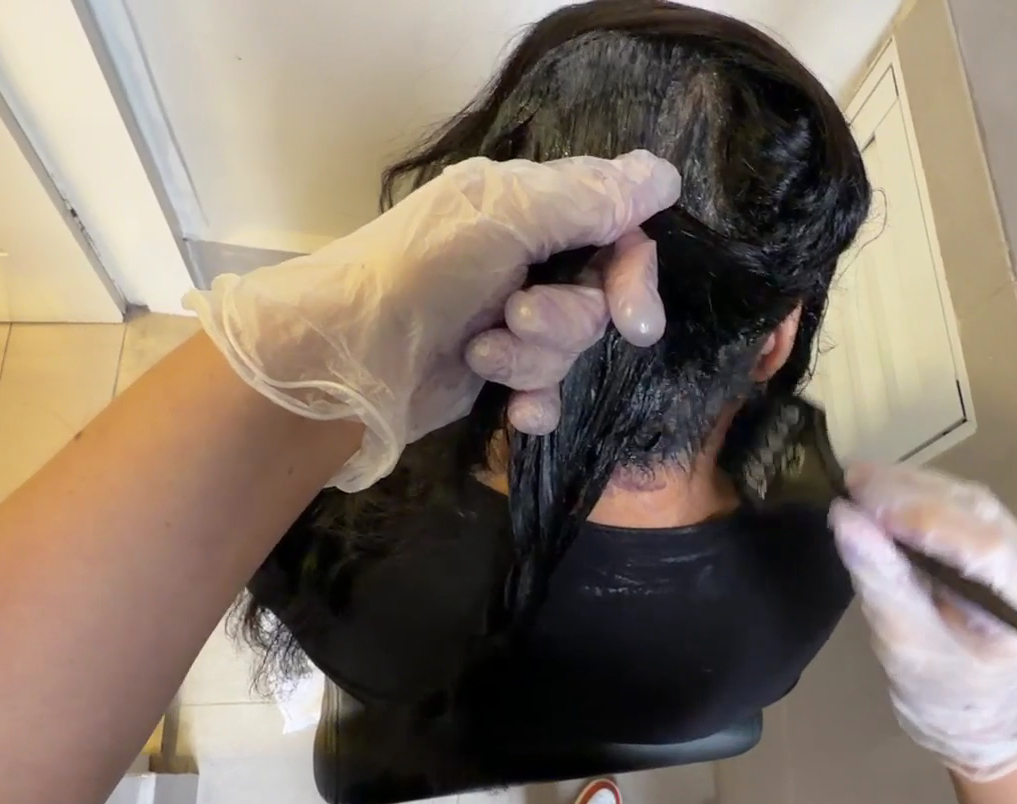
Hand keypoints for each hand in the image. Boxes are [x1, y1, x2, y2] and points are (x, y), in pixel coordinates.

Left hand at [188, 151, 680, 490]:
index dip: (634, 272)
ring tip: (481, 352)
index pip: (617, 229)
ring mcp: (515, 322)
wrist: (351, 358)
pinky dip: (535, 403)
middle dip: (565, 320)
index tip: (634, 319)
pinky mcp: (501, 374)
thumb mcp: (505, 217)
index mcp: (533, 208)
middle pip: (600, 298)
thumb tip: (664, 176)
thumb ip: (588, 199)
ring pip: (572, 348)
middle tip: (519, 317)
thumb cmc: (421, 271)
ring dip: (531, 357)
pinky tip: (515, 414)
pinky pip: (551, 393)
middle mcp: (530, 261)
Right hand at [828, 465, 1016, 780]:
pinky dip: (914, 496)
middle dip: (910, 492)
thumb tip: (844, 519)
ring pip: (967, 500)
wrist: (970, 717)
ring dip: (910, 486)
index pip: (984, 546)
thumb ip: (881, 583)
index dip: (924, 519)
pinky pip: (957, 508)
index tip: (864, 505)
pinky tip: (879, 493)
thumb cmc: (942, 698)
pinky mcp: (996, 546)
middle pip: (977, 511)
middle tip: (851, 482)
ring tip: (858, 482)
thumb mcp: (905, 648)